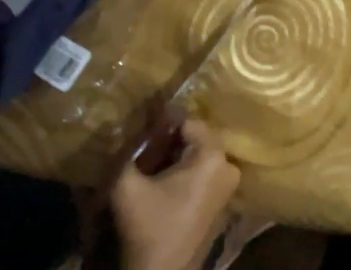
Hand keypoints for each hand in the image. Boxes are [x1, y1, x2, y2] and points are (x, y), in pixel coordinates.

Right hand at [111, 118, 240, 269]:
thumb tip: (120, 129)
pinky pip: (206, 175)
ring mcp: (230, 186)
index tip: (145, 129)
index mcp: (213, 156)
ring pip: (202, 158)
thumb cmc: (148, 228)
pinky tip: (166, 185)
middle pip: (199, 140)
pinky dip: (188, 174)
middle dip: (172, 143)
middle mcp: (229, 165)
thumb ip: (126, 153)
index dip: (166, 125)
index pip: (190, 123)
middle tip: (146, 149)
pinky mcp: (224, 202)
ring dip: (179, 159)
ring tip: (153, 166)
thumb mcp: (126, 187)